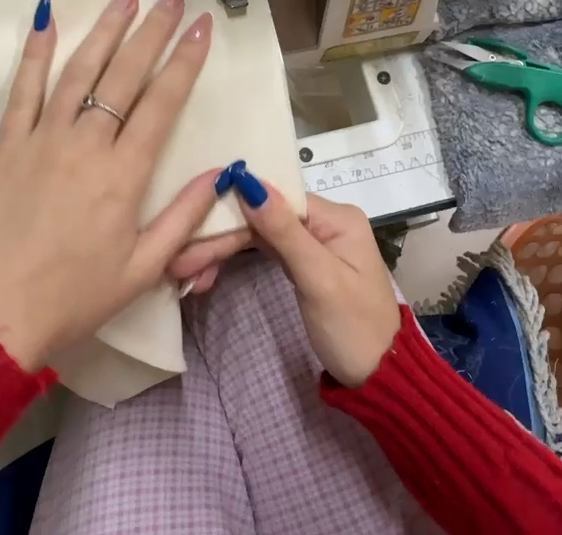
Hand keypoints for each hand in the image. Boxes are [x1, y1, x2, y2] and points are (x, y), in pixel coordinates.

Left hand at [0, 0, 220, 370]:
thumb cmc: (74, 298)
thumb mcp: (143, 269)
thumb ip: (184, 217)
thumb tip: (222, 173)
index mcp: (125, 175)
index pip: (162, 103)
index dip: (185, 61)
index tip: (201, 26)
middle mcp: (86, 145)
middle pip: (126, 74)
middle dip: (154, 29)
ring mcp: (43, 139)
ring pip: (80, 70)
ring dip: (106, 27)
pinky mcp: (8, 144)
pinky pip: (23, 88)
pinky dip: (35, 50)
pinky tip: (47, 16)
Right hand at [174, 184, 400, 386]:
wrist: (381, 379)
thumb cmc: (354, 329)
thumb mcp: (319, 280)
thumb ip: (284, 231)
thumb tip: (249, 181)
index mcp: (337, 216)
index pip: (275, 202)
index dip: (233, 213)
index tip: (191, 230)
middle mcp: (326, 221)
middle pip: (264, 217)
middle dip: (222, 237)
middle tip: (180, 264)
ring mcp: (314, 242)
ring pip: (260, 234)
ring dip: (224, 250)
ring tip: (187, 273)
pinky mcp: (304, 263)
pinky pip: (265, 250)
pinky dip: (238, 259)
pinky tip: (210, 271)